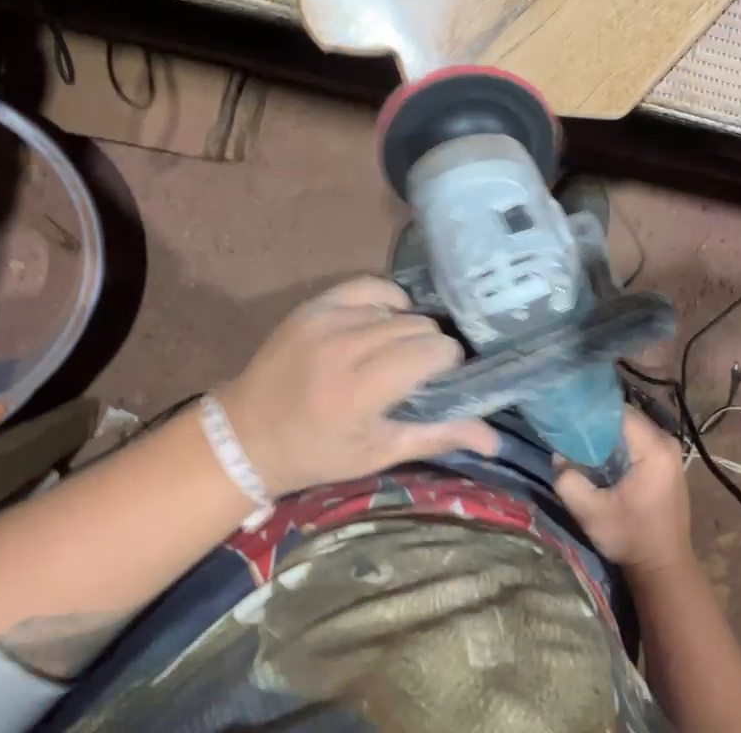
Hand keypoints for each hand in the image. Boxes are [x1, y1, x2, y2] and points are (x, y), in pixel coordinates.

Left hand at [217, 276, 499, 494]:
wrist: (244, 435)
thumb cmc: (317, 453)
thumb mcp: (379, 452)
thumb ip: (439, 436)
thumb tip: (496, 441)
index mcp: (361, 390)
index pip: (433, 351)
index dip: (449, 364)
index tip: (442, 381)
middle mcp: (345, 347)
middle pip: (421, 327)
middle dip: (431, 348)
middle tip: (419, 373)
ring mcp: (326, 320)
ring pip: (400, 309)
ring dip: (408, 329)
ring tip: (395, 353)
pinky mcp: (314, 306)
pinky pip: (370, 287)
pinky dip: (385, 303)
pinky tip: (382, 323)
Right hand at [554, 408, 692, 577]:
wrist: (663, 566)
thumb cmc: (630, 538)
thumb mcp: (591, 513)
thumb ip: (569, 481)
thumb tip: (558, 454)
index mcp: (654, 448)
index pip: (619, 412)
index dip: (592, 413)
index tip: (567, 418)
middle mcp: (667, 442)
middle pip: (627, 418)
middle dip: (598, 423)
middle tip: (570, 431)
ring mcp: (670, 452)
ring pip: (632, 429)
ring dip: (608, 435)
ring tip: (582, 443)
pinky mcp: (667, 463)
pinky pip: (640, 441)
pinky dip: (620, 445)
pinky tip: (601, 457)